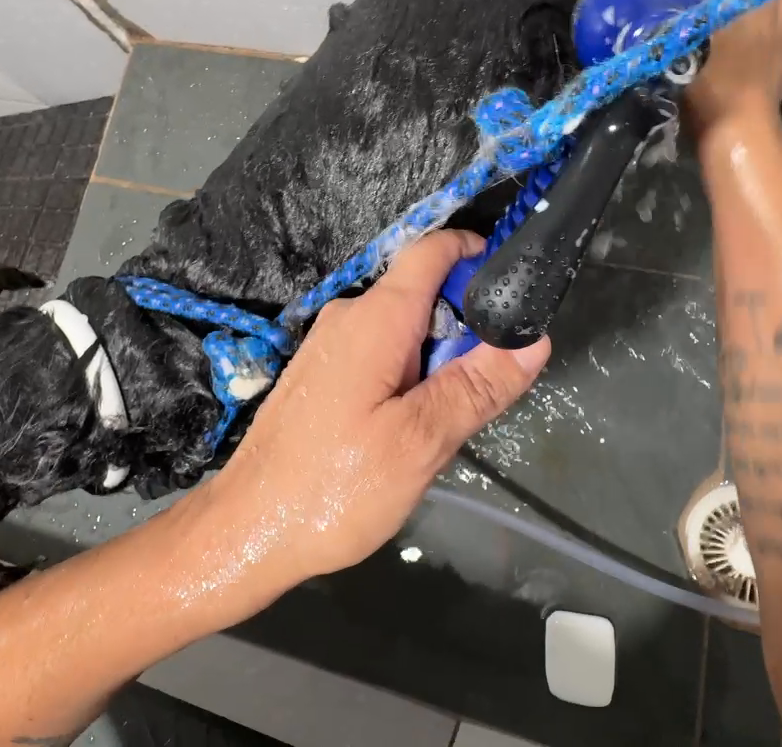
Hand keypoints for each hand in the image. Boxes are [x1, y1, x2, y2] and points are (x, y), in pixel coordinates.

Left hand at [194, 230, 551, 589]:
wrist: (248, 529)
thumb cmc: (335, 486)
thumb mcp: (420, 441)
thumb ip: (476, 387)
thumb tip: (533, 339)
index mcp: (375, 318)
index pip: (429, 252)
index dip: (474, 252)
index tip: (515, 282)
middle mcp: (348, 318)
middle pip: (421, 295)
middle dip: (465, 326)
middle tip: (491, 384)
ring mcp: (329, 347)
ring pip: (403, 332)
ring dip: (437, 360)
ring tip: (450, 422)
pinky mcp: (320, 376)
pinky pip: (379, 356)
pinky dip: (408, 377)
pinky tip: (410, 431)